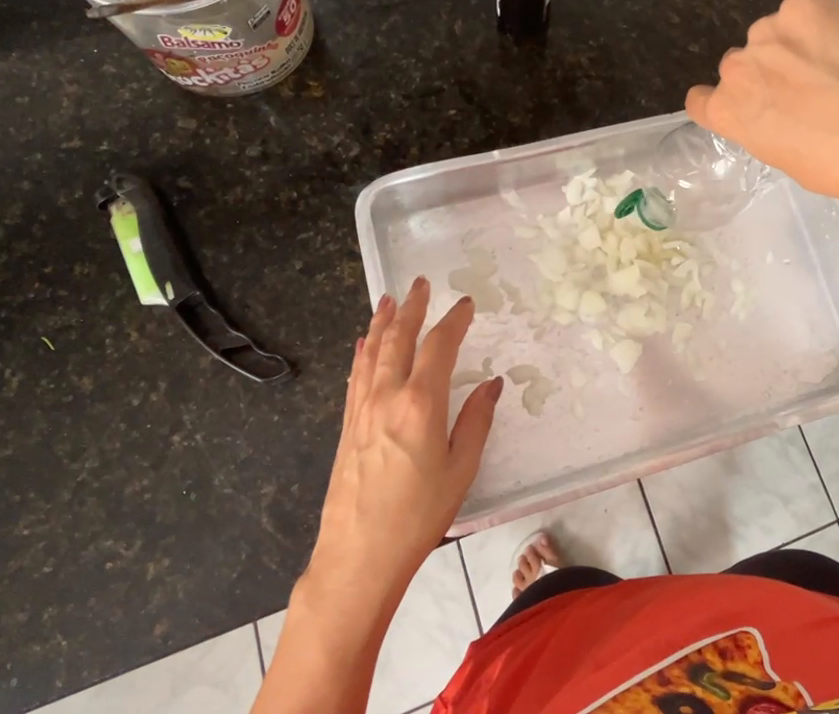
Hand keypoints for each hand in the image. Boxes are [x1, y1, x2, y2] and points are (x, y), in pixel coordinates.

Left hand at [307, 277, 502, 595]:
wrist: (358, 556)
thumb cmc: (418, 516)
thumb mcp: (461, 470)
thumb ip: (476, 421)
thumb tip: (491, 384)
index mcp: (420, 404)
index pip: (439, 347)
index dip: (454, 321)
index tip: (466, 304)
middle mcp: (386, 397)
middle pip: (399, 340)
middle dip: (411, 308)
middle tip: (420, 283)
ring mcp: (361, 410)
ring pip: (372, 353)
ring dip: (382, 323)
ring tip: (389, 299)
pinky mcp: (346, 427)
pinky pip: (355, 377)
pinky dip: (361, 354)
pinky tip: (362, 344)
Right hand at [686, 0, 838, 211]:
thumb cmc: (834, 163)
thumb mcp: (783, 156)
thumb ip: (764, 127)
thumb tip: (780, 113)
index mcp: (726, 110)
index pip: (700, 99)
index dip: (728, 102)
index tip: (753, 106)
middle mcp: (736, 66)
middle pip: (740, 64)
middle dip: (765, 73)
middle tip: (804, 88)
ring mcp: (768, 30)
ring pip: (771, 34)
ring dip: (791, 45)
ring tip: (831, 63)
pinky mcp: (803, 4)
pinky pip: (801, 10)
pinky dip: (818, 21)